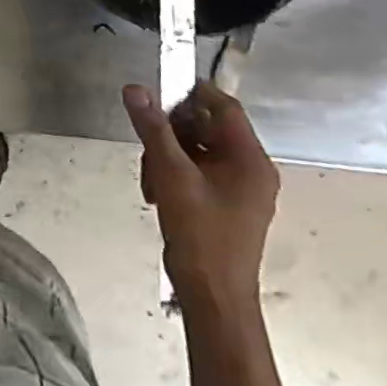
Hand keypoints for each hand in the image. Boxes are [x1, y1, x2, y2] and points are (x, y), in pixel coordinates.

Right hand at [122, 81, 279, 304]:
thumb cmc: (200, 234)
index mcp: (250, 160)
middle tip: (147, 147)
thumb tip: (135, 89)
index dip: (192, 93)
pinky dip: (174, 175)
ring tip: (151, 181)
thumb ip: (154, 129)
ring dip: (167, 157)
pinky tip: (157, 194)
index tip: (157, 92)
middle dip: (171, 133)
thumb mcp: (172, 175)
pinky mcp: (225, 204)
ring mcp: (239, 189)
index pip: (225, 106)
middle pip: (207, 128)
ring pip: (197, 151)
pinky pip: (197, 172)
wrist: (213, 296)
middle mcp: (251, 170)